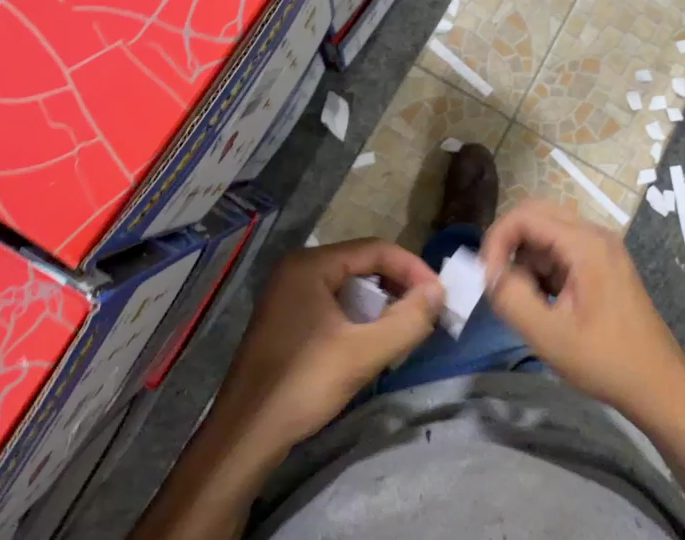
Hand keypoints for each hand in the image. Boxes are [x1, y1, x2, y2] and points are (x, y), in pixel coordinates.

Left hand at [209, 238, 444, 451]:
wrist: (245, 435)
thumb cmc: (303, 384)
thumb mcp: (363, 353)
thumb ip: (407, 320)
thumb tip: (439, 292)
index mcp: (310, 265)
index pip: (375, 249)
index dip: (412, 269)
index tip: (439, 297)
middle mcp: (296, 270)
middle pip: (361, 265)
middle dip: (398, 286)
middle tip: (426, 313)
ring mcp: (288, 296)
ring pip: (349, 287)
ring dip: (380, 304)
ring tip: (405, 328)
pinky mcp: (286, 321)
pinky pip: (333, 305)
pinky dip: (359, 317)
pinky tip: (373, 341)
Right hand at [481, 200, 684, 415]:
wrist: (659, 386)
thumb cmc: (606, 361)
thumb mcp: (550, 336)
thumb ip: (512, 299)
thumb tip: (491, 274)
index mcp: (586, 243)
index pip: (525, 215)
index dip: (497, 240)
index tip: (487, 278)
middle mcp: (595, 235)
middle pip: (537, 216)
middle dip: (509, 246)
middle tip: (498, 284)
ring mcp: (602, 249)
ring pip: (547, 234)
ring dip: (526, 260)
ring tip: (525, 302)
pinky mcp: (603, 266)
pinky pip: (562, 251)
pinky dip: (543, 270)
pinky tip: (545, 305)